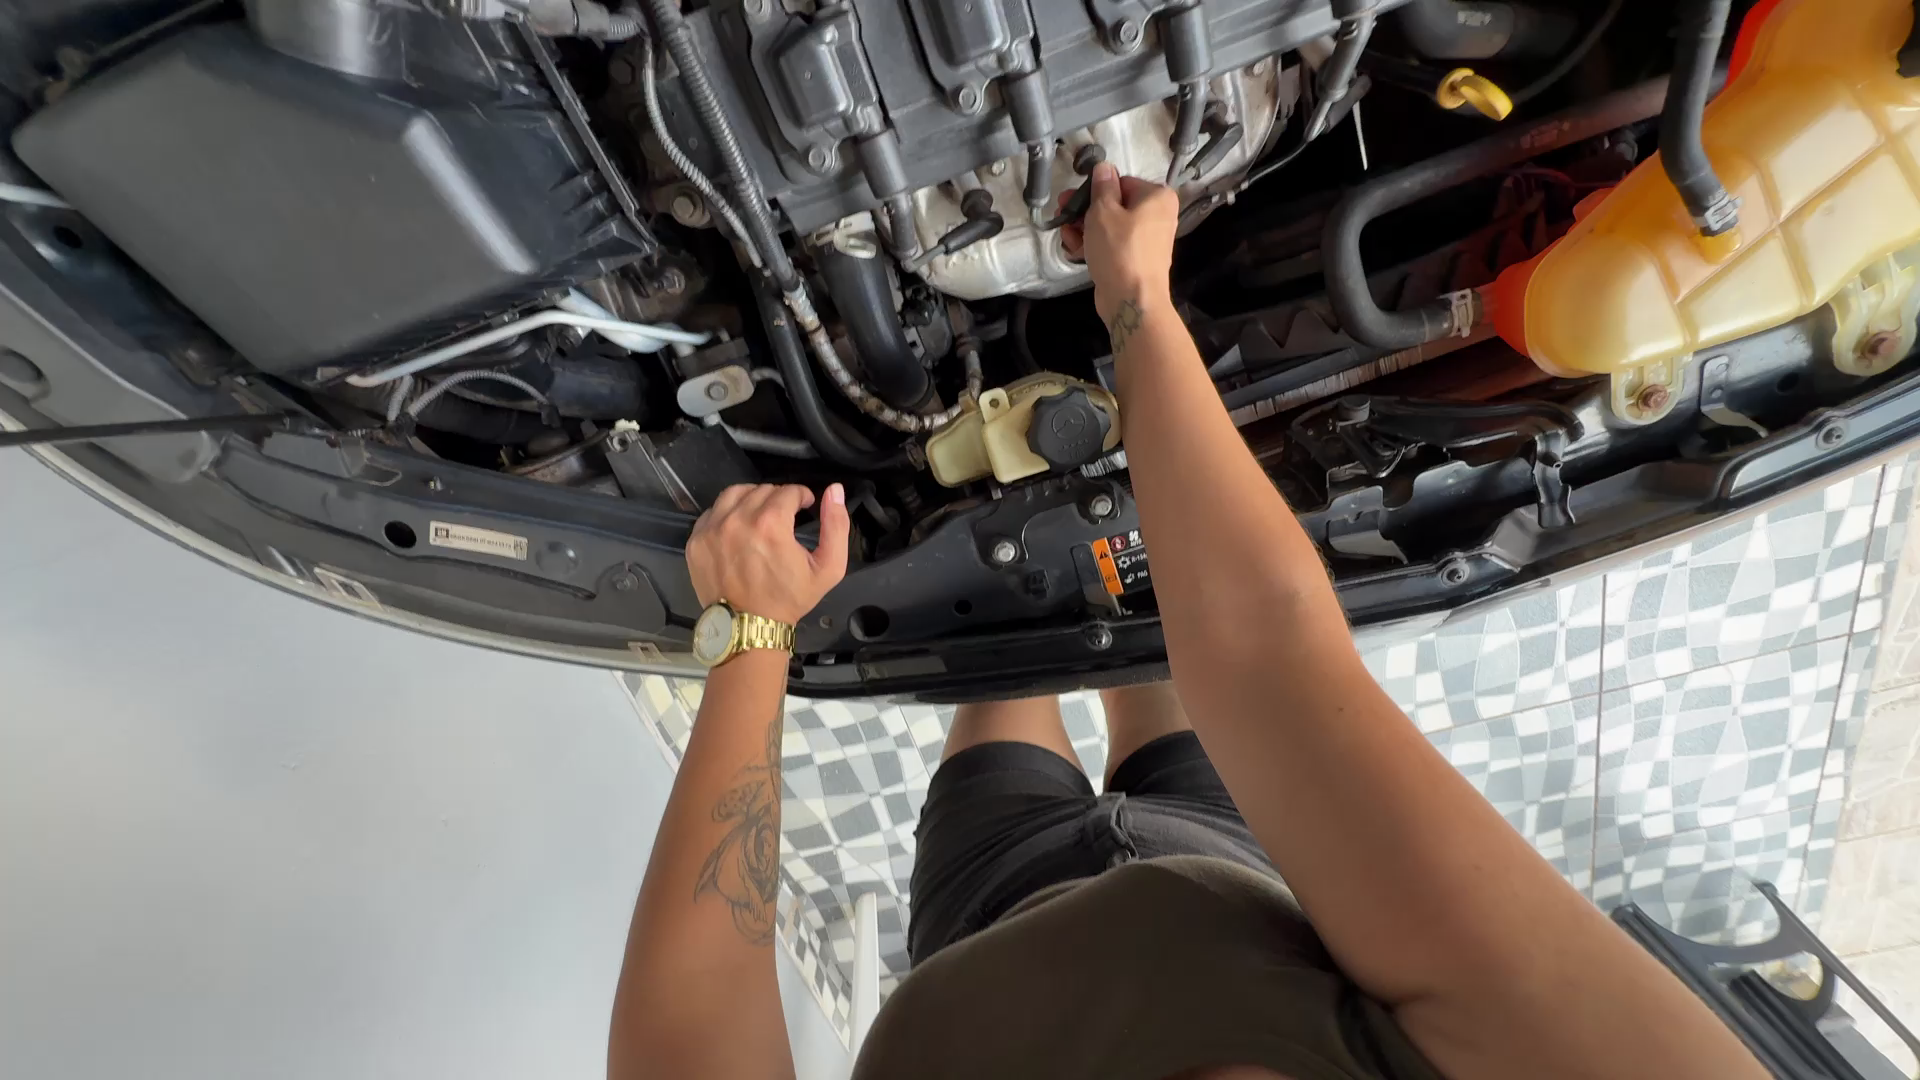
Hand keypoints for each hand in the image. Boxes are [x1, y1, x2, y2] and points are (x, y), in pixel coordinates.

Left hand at [687, 483, 849, 625]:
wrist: (750, 627)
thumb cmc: (790, 598)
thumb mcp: (829, 568)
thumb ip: (837, 526)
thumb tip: (835, 490)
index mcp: (771, 524)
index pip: (788, 491)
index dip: (801, 496)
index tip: (804, 507)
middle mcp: (738, 520)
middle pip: (762, 490)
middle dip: (778, 499)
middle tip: (785, 517)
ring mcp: (713, 530)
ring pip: (734, 494)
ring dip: (752, 499)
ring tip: (760, 516)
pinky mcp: (697, 541)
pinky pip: (713, 512)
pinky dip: (728, 514)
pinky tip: (738, 529)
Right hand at [1060, 162, 1178, 320]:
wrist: (1131, 300)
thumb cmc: (1119, 250)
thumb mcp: (1103, 211)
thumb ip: (1102, 187)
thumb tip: (1103, 168)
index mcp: (1157, 197)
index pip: (1121, 183)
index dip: (1094, 191)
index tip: (1072, 199)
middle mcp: (1157, 216)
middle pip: (1114, 206)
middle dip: (1085, 212)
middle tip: (1062, 215)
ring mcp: (1146, 241)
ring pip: (1110, 228)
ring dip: (1085, 230)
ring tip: (1066, 237)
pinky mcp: (1134, 262)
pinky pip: (1112, 246)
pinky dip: (1094, 246)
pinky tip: (1074, 249)